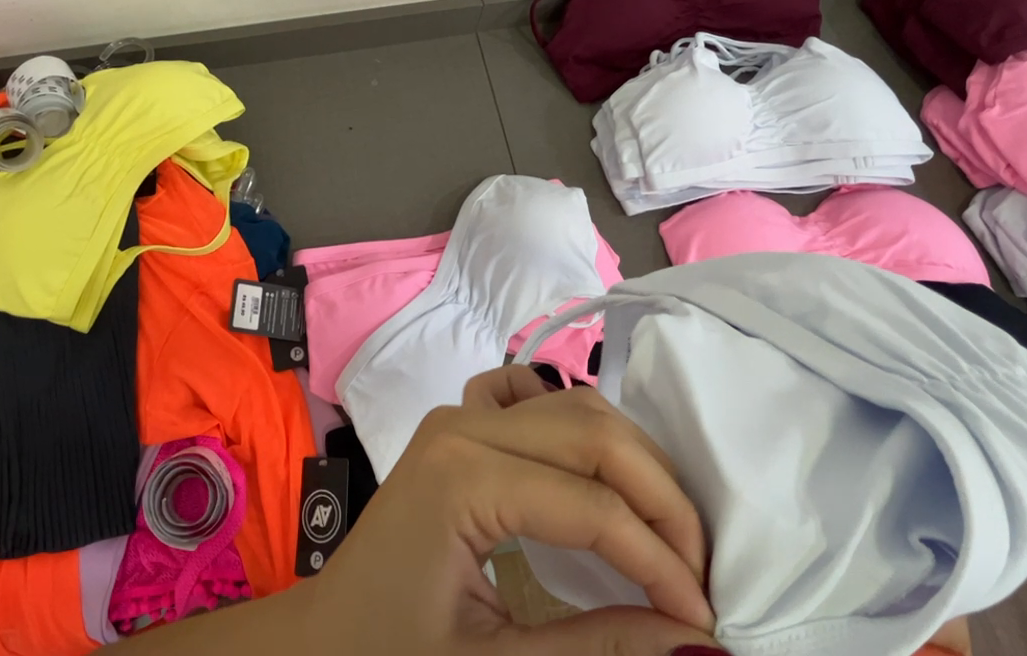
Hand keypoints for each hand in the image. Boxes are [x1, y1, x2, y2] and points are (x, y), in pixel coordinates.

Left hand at [296, 365, 718, 654]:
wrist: (322, 638)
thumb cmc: (389, 651)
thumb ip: (599, 649)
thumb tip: (701, 646)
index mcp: (463, 478)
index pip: (595, 507)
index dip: (662, 562)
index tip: (705, 620)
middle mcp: (462, 427)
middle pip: (595, 436)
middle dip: (662, 502)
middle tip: (697, 576)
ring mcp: (456, 417)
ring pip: (572, 408)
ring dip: (630, 463)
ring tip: (663, 534)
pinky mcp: (456, 426)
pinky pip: (526, 397)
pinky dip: (573, 422)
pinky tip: (592, 468)